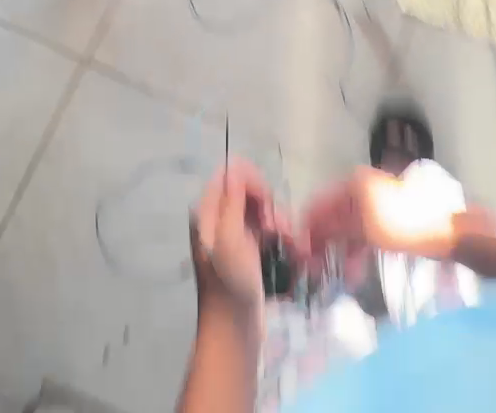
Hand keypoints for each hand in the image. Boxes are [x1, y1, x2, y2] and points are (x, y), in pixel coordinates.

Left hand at [190, 159, 285, 317]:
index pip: (231, 175)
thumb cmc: (230, 284)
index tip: (266, 204)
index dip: (252, 183)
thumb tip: (235, 165)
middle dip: (267, 203)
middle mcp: (217, 219)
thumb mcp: (230, 240)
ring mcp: (231, 235)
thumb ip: (232, 201)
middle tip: (275, 228)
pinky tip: (288, 246)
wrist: (234, 329)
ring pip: (258, 209)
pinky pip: (263, 228)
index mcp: (207, 212)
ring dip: (276, 219)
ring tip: (286, 240)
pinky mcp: (245, 250)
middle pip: (247, 191)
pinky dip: (277, 232)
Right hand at [301, 166, 461, 260]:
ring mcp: (374, 203)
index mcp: (354, 183)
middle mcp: (361, 188)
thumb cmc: (404, 226)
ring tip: (340, 276)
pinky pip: (363, 233)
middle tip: (316, 269)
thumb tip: (309, 234)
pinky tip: (355, 271)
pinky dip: (357, 250)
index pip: (319, 203)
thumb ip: (334, 229)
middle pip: (333, 215)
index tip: (301, 254)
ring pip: (348, 227)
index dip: (308, 227)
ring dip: (341, 251)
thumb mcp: (365, 229)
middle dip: (324, 242)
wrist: (447, 233)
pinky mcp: (386, 218)